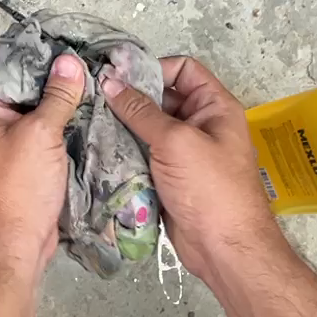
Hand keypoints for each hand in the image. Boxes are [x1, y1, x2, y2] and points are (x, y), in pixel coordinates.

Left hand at [0, 53, 85, 272]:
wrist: (18, 242)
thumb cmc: (19, 188)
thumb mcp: (40, 134)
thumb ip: (57, 96)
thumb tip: (70, 62)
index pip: (13, 66)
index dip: (41, 54)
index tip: (73, 41)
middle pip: (30, 87)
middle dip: (59, 77)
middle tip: (94, 61)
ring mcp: (15, 139)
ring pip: (44, 109)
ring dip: (68, 101)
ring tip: (100, 82)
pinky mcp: (33, 157)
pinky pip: (52, 131)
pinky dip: (70, 123)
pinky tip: (95, 112)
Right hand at [103, 56, 283, 274]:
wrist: (224, 249)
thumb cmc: (210, 189)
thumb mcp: (175, 141)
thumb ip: (140, 110)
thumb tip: (109, 81)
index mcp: (214, 107)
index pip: (183, 69)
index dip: (153, 67)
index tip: (119, 74)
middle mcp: (200, 124)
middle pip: (161, 96)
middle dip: (131, 95)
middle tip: (95, 96)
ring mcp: (184, 151)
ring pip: (148, 125)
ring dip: (124, 123)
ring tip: (92, 118)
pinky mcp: (168, 173)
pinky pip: (143, 151)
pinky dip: (124, 147)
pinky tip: (100, 145)